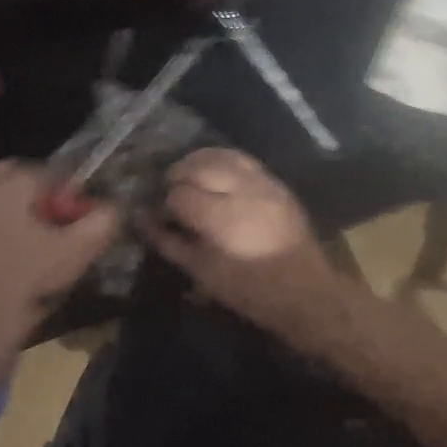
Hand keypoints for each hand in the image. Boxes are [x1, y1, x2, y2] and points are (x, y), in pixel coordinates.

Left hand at [0, 161, 118, 382]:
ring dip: (7, 214)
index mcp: (8, 187)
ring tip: (27, 247)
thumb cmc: (25, 280)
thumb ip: (100, 223)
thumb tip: (113, 208)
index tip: (76, 211)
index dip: (65, 189)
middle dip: (32, 194)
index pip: (43, 171)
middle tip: (51, 223)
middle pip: (9, 178)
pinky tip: (0, 265)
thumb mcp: (75, 253)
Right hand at [144, 148, 334, 321]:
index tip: (160, 215)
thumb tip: (142, 220)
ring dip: (198, 162)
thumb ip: (169, 242)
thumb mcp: (202, 272)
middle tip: (169, 192)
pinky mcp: (277, 182)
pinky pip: (244, 159)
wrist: (304, 291)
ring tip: (188, 177)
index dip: (164, 203)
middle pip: (199, 166)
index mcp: (222, 218)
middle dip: (178, 175)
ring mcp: (263, 183)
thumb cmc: (249, 291)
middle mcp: (242, 192)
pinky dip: (222, 161)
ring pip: (222, 155)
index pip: (179, 194)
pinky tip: (214, 174)